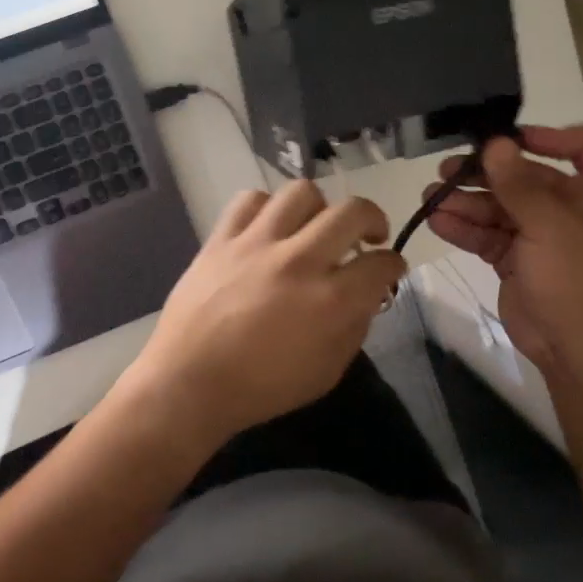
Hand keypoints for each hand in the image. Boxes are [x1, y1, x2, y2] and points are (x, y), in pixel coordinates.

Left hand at [115, 180, 407, 444]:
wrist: (189, 383)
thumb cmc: (261, 389)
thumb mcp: (326, 373)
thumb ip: (354, 329)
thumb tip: (366, 296)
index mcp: (330, 300)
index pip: (381, 264)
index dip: (394, 265)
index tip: (389, 269)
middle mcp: (299, 261)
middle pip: (352, 212)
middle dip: (373, 220)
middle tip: (369, 236)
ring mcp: (257, 244)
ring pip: (302, 192)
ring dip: (320, 207)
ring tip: (315, 227)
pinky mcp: (221, 239)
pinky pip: (250, 200)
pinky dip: (267, 208)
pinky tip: (269, 228)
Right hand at [425, 124, 582, 386]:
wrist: (576, 350)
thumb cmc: (578, 281)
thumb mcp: (550, 227)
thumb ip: (519, 184)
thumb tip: (494, 143)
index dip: (552, 135)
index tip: (510, 140)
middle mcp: (573, 207)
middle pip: (527, 175)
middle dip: (487, 173)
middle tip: (448, 170)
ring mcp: (542, 233)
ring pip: (500, 204)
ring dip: (466, 200)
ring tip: (431, 198)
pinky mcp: (517, 257)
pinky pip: (488, 233)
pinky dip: (464, 227)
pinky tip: (437, 221)